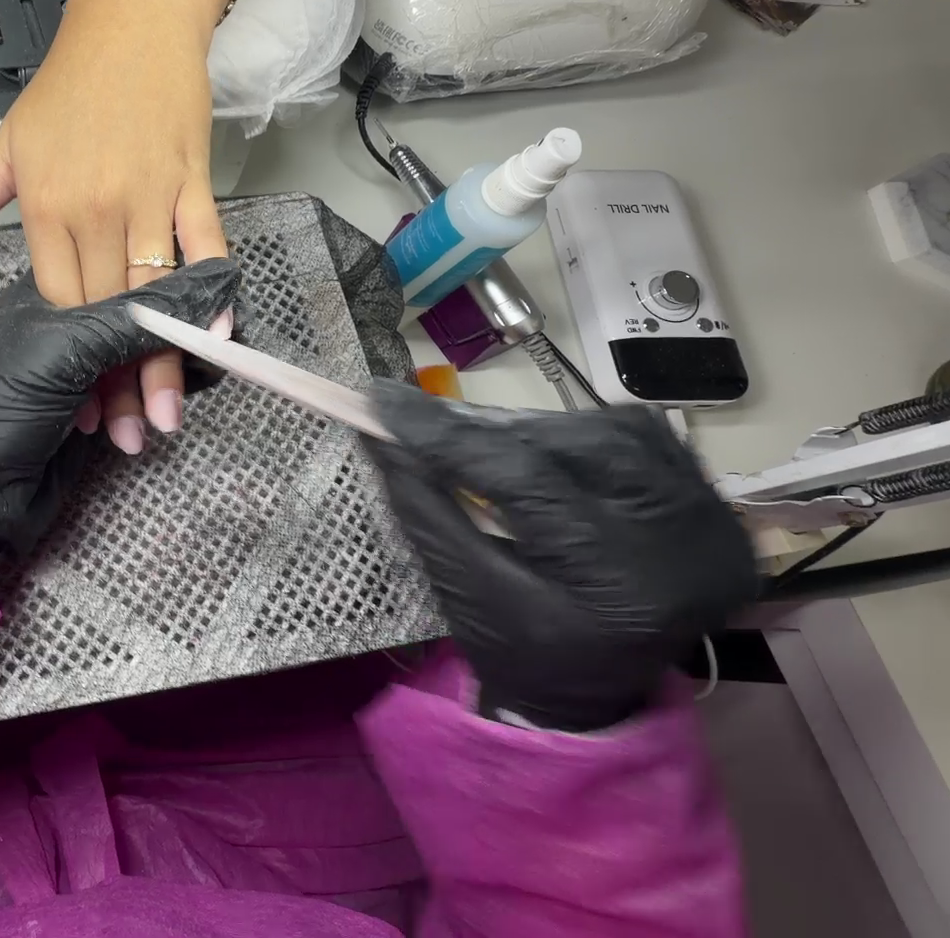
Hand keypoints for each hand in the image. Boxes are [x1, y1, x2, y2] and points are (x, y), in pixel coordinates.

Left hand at [0, 0, 229, 455]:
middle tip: (127, 435)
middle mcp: (94, 210)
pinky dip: (211, 291)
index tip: (77, 409)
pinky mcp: (192, 182)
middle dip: (116, 380)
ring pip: (153, 293)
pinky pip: (205, 245)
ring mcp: (147, 196)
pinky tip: (215, 338)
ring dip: (163, 359)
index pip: (56, 304)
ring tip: (165, 416)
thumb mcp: (4, 147)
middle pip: (103, 313)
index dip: (67, 362)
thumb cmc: (64, 90)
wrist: (130, 22)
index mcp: (44, 210)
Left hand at [0, 258, 239, 586]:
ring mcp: (80, 366)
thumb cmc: (4, 407)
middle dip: (170, 346)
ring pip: (144, 355)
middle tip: (199, 367)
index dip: (173, 287)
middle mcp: (67, 320)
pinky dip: (146, 408)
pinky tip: (147, 428)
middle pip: (143, 313)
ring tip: (162, 419)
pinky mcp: (92, 406)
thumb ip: (139, 315)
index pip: (127, 269)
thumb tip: (217, 281)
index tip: (214, 314)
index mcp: (50, 288)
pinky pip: (136, 391)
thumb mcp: (67, 349)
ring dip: (157, 386)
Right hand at [361, 384, 762, 731]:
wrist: (588, 695)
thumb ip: (421, 502)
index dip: (446, 435)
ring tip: (478, 437)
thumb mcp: (459, 584)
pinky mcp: (716, 509)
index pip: (522, 478)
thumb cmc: (514, 651)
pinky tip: (541, 448)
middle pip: (576, 444)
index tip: (384, 401)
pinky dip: (583, 432)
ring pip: (613, 430)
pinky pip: (644, 439)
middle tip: (428, 419)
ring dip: (536, 426)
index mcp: (617, 579)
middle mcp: (686, 542)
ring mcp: (714, 522)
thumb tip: (378, 431)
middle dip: (492, 426)